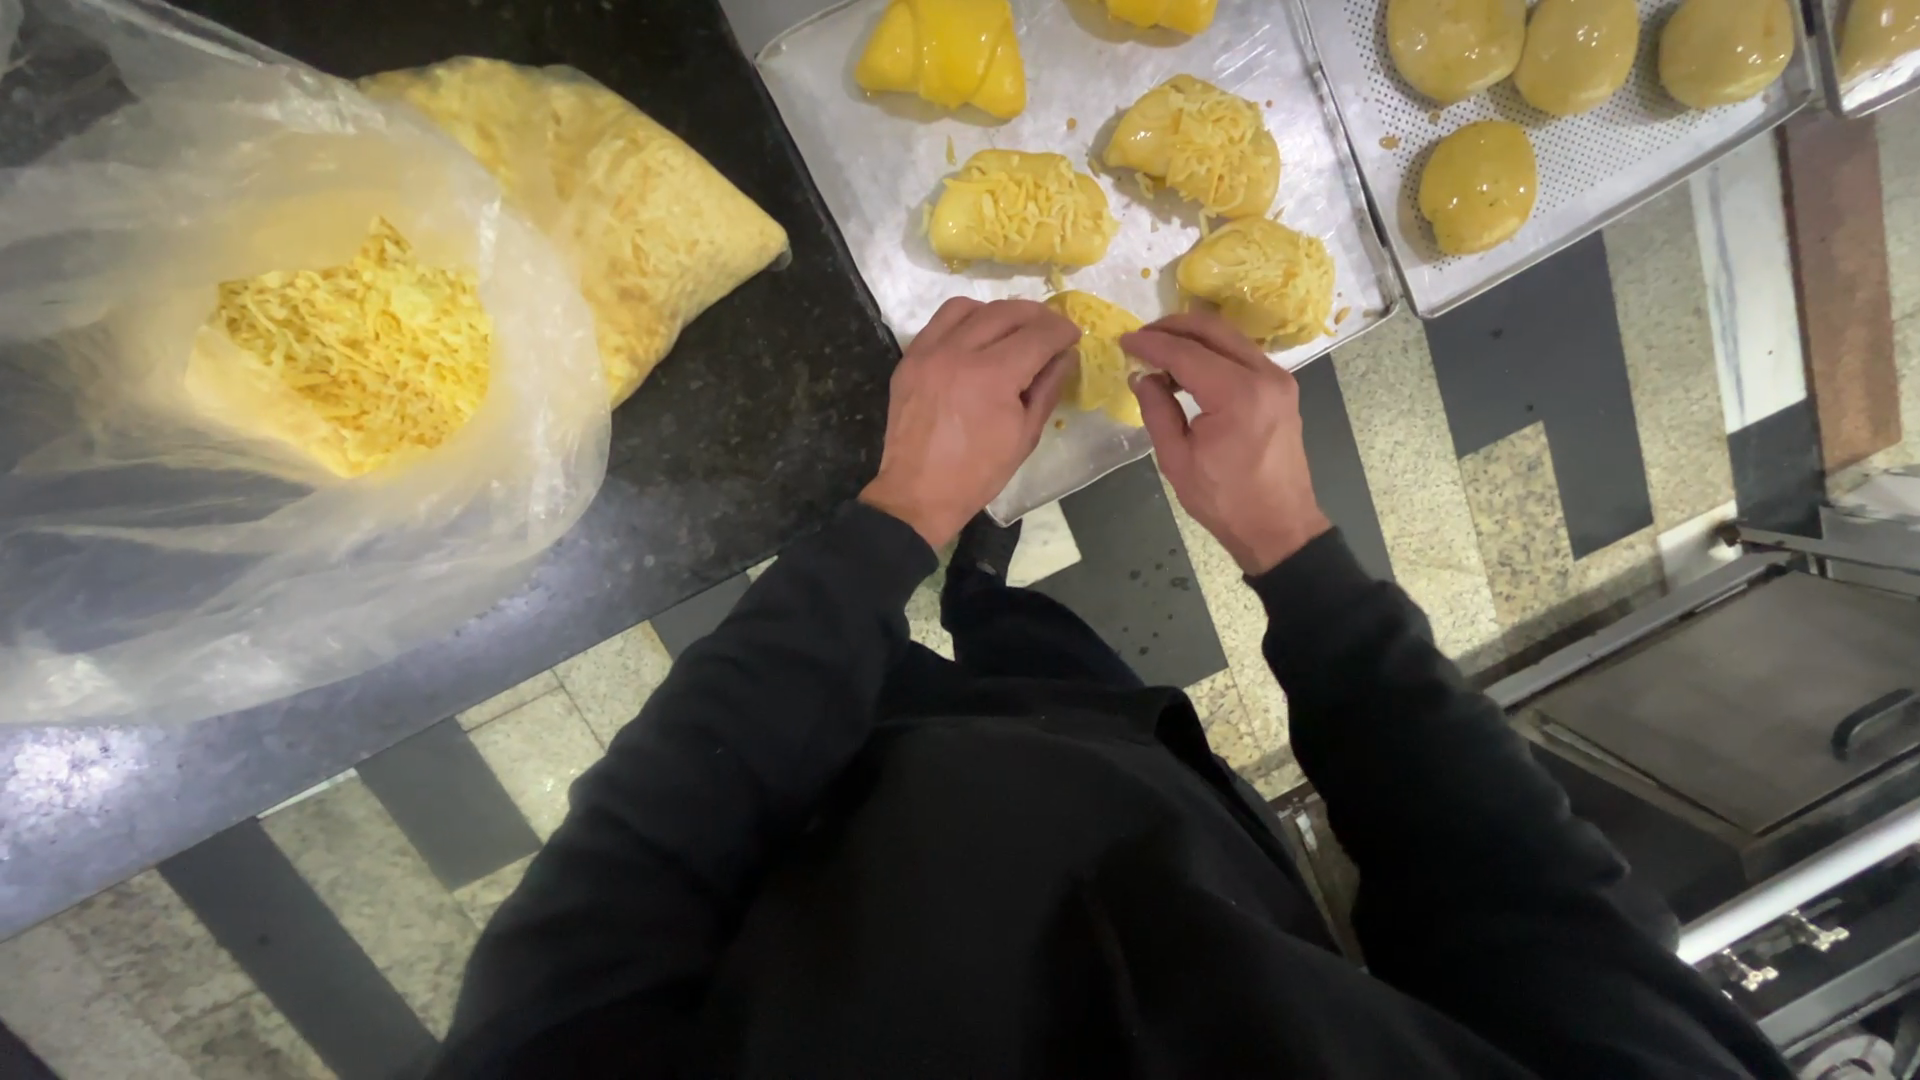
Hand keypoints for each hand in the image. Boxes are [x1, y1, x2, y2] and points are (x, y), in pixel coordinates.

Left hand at [861, 297, 1079, 548]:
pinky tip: (978, 338)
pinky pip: (940, 322)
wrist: (919, 493)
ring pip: (971, 307)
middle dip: (1037, 316)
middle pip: (1006, 312)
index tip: (1073, 336)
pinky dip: (965, 320)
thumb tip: (1065, 355)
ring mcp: (928, 352)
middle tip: (1050, 330)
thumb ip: (1048, 388)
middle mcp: (958, 353)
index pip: (1038, 334)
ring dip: (999, 312)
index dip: (1062, 331)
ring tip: (1014, 330)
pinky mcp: (910, 359)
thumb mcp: (1025, 435)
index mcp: (992, 376)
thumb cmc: (978, 473)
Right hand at [1122, 313, 1330, 575]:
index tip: (1124, 341)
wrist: (1279, 526)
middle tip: (1141, 338)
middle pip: (1213, 330)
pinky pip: (1242, 355)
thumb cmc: (1224, 500)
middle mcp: (1264, 376)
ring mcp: (1278, 380)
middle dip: (1172, 328)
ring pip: (1230, 338)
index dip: (1151, 344)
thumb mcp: (1178, 459)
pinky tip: (1189, 369)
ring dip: (1193, 338)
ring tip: (1160, 353)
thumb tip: (1142, 376)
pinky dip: (1213, 352)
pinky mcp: (1281, 389)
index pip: (1186, 353)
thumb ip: (1157, 411)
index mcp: (1237, 394)